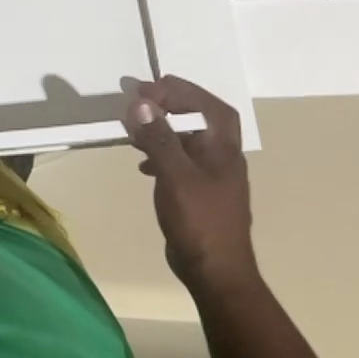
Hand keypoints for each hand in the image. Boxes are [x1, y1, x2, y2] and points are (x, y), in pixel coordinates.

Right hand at [122, 76, 259, 296]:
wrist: (215, 271)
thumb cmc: (199, 220)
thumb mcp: (174, 175)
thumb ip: (159, 138)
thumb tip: (142, 103)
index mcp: (223, 151)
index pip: (210, 107)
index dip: (184, 91)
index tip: (150, 87)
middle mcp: (221, 160)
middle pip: (200, 121)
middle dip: (173, 105)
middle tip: (140, 99)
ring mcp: (211, 179)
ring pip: (188, 141)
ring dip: (164, 129)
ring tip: (135, 127)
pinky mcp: (197, 195)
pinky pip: (179, 162)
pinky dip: (160, 153)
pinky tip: (143, 163)